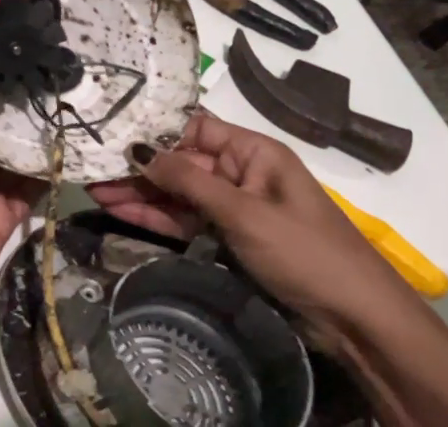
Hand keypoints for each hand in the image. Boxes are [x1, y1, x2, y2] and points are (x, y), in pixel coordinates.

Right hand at [88, 113, 421, 345]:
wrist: (358, 321)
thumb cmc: (306, 252)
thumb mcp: (244, 213)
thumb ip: (188, 181)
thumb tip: (138, 149)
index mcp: (253, 151)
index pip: (192, 126)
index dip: (152, 127)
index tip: (110, 128)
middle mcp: (240, 171)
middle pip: (178, 160)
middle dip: (136, 164)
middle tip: (90, 165)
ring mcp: (232, 205)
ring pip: (176, 191)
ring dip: (137, 191)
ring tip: (93, 189)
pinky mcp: (227, 236)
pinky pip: (184, 218)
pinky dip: (154, 215)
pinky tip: (119, 209)